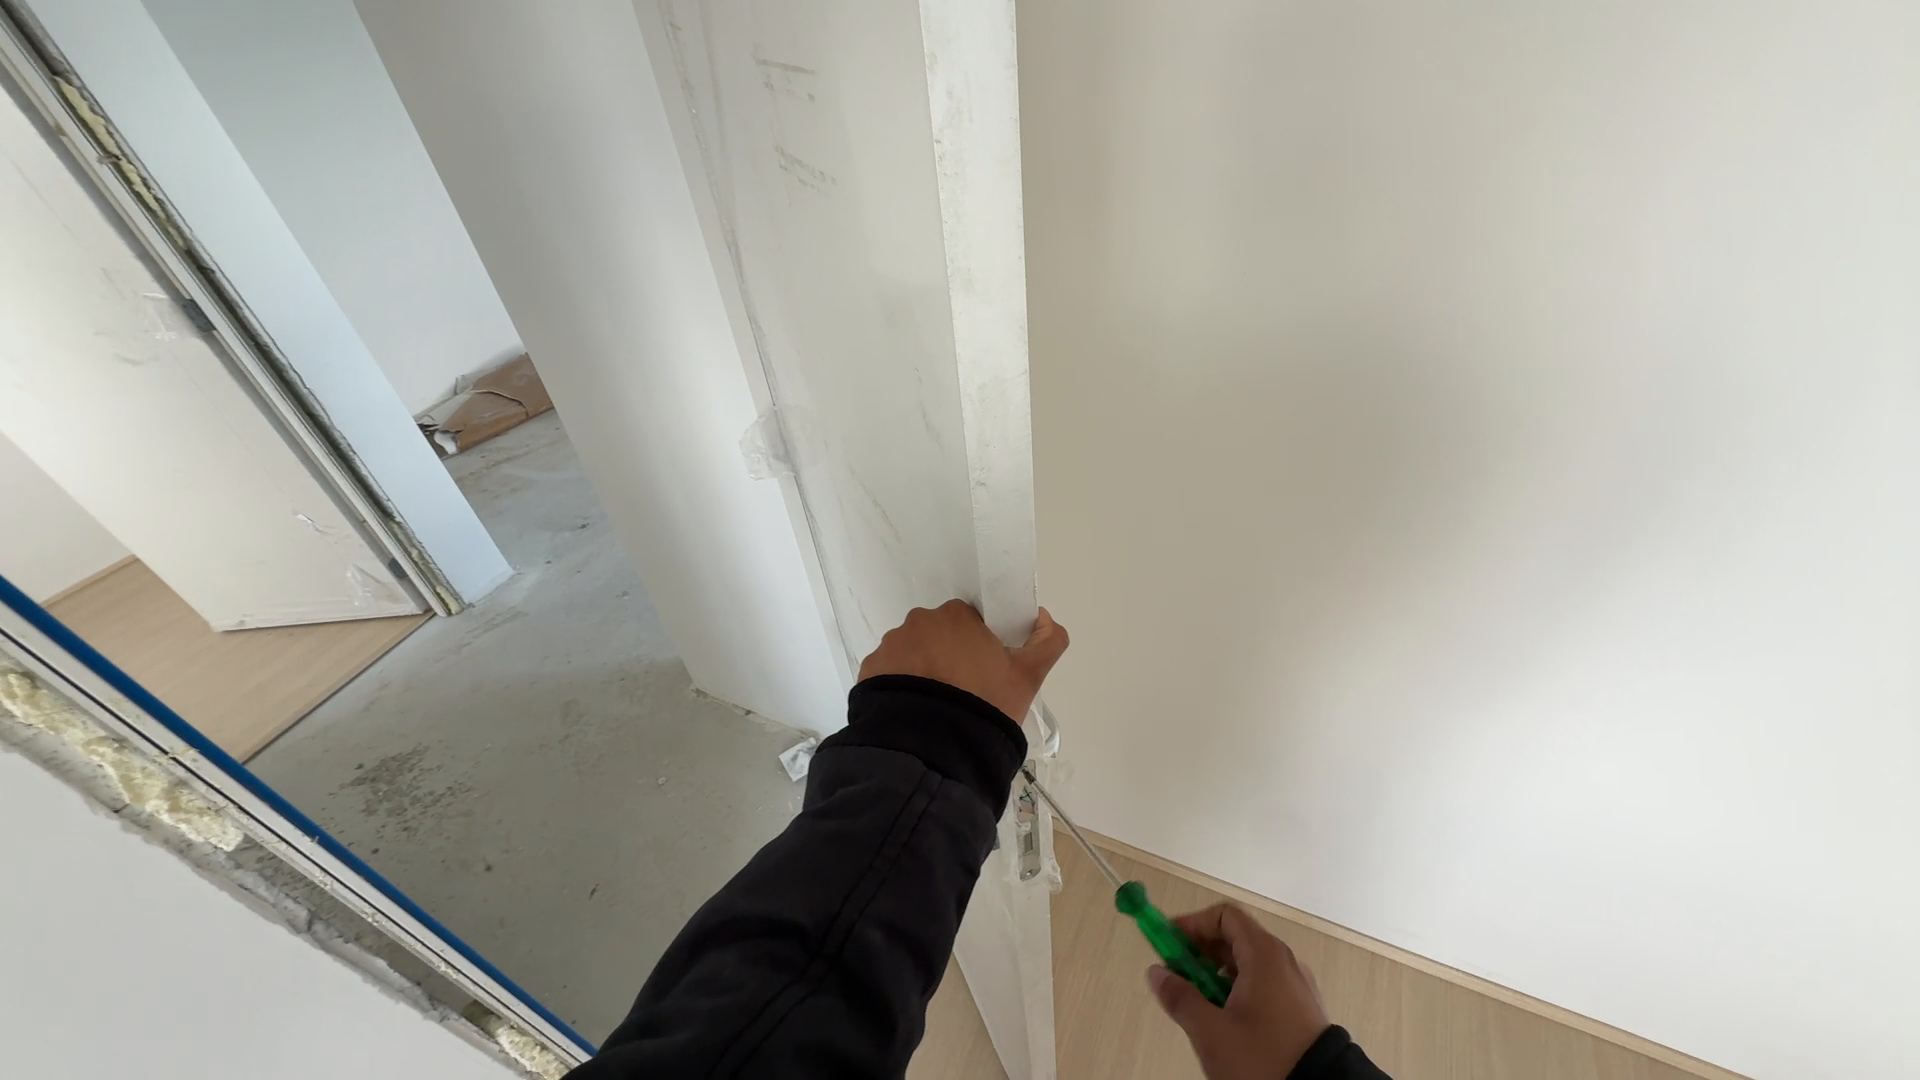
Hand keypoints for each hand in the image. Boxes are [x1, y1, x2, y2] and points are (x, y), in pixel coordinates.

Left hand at [857, 600, 1068, 722]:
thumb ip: (1047, 642)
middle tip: (963, 692)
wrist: (931, 748)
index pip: (970, 620)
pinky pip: (890, 673)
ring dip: (923, 670)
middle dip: (949, 655)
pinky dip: (901, 687)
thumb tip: (1044, 618)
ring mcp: (891, 646)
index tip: (985, 670)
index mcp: (957, 615)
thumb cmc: (984, 704)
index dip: (979, 643)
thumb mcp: (1029, 676)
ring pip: (913, 652)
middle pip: (939, 634)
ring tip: (936, 707)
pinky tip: (913, 712)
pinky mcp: (870, 671)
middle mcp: (919, 622)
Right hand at [1148, 903, 1330, 1079]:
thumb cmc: (1263, 1058)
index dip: (1192, 924)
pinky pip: (1263, 986)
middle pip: (1234, 938)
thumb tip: (1156, 972)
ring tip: (1198, 1005)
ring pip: (1247, 966)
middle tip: (1177, 976)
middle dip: (1200, 952)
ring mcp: (1296, 988)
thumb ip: (1180, 997)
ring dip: (1215, 976)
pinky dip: (1237, 992)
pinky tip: (1226, 1022)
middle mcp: (1283, 962)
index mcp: (1264, 954)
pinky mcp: (1302, 1013)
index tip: (1168, 945)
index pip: (1224, 915)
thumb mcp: (1212, 1032)